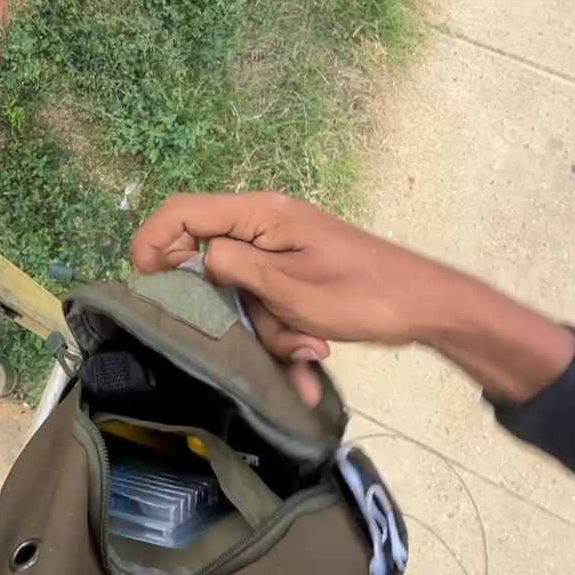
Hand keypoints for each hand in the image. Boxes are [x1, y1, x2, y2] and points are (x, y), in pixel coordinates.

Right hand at [131, 192, 573, 405]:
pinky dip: (280, 329)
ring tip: (304, 350)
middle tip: (239, 332)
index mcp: (260, 214)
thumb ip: (233, 268)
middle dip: (222, 302)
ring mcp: (278, 247)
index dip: (152, 240)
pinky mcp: (292, 270)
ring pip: (238, 286)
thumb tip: (197, 262)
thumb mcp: (291, 288)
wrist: (429, 306)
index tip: (144, 283)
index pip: (183, 211)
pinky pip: (266, 299)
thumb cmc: (363, 293)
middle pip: (207, 253)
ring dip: (263, 325)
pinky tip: (308, 363)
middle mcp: (263, 222)